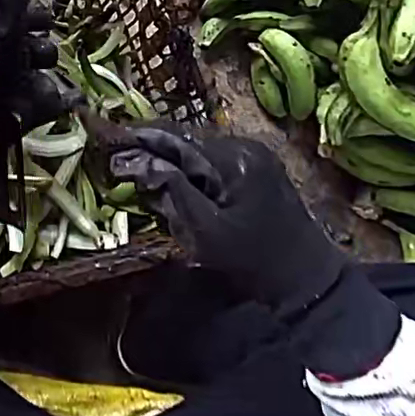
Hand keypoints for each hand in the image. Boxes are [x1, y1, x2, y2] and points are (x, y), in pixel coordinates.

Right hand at [112, 125, 401, 377]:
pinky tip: (171, 173)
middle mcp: (243, 145)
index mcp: (232, 160)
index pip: (175, 140)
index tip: (107, 136)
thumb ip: (172, 191)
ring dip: (168, 154)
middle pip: (185, 138)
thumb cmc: (253, 262)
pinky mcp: (256, 163)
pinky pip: (212, 156)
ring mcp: (253, 152)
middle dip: (150, 145)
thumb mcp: (205, 232)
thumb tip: (135, 161)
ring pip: (198, 146)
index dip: (138, 137)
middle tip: (116, 152)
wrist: (307, 279)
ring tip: (136, 162)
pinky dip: (189, 162)